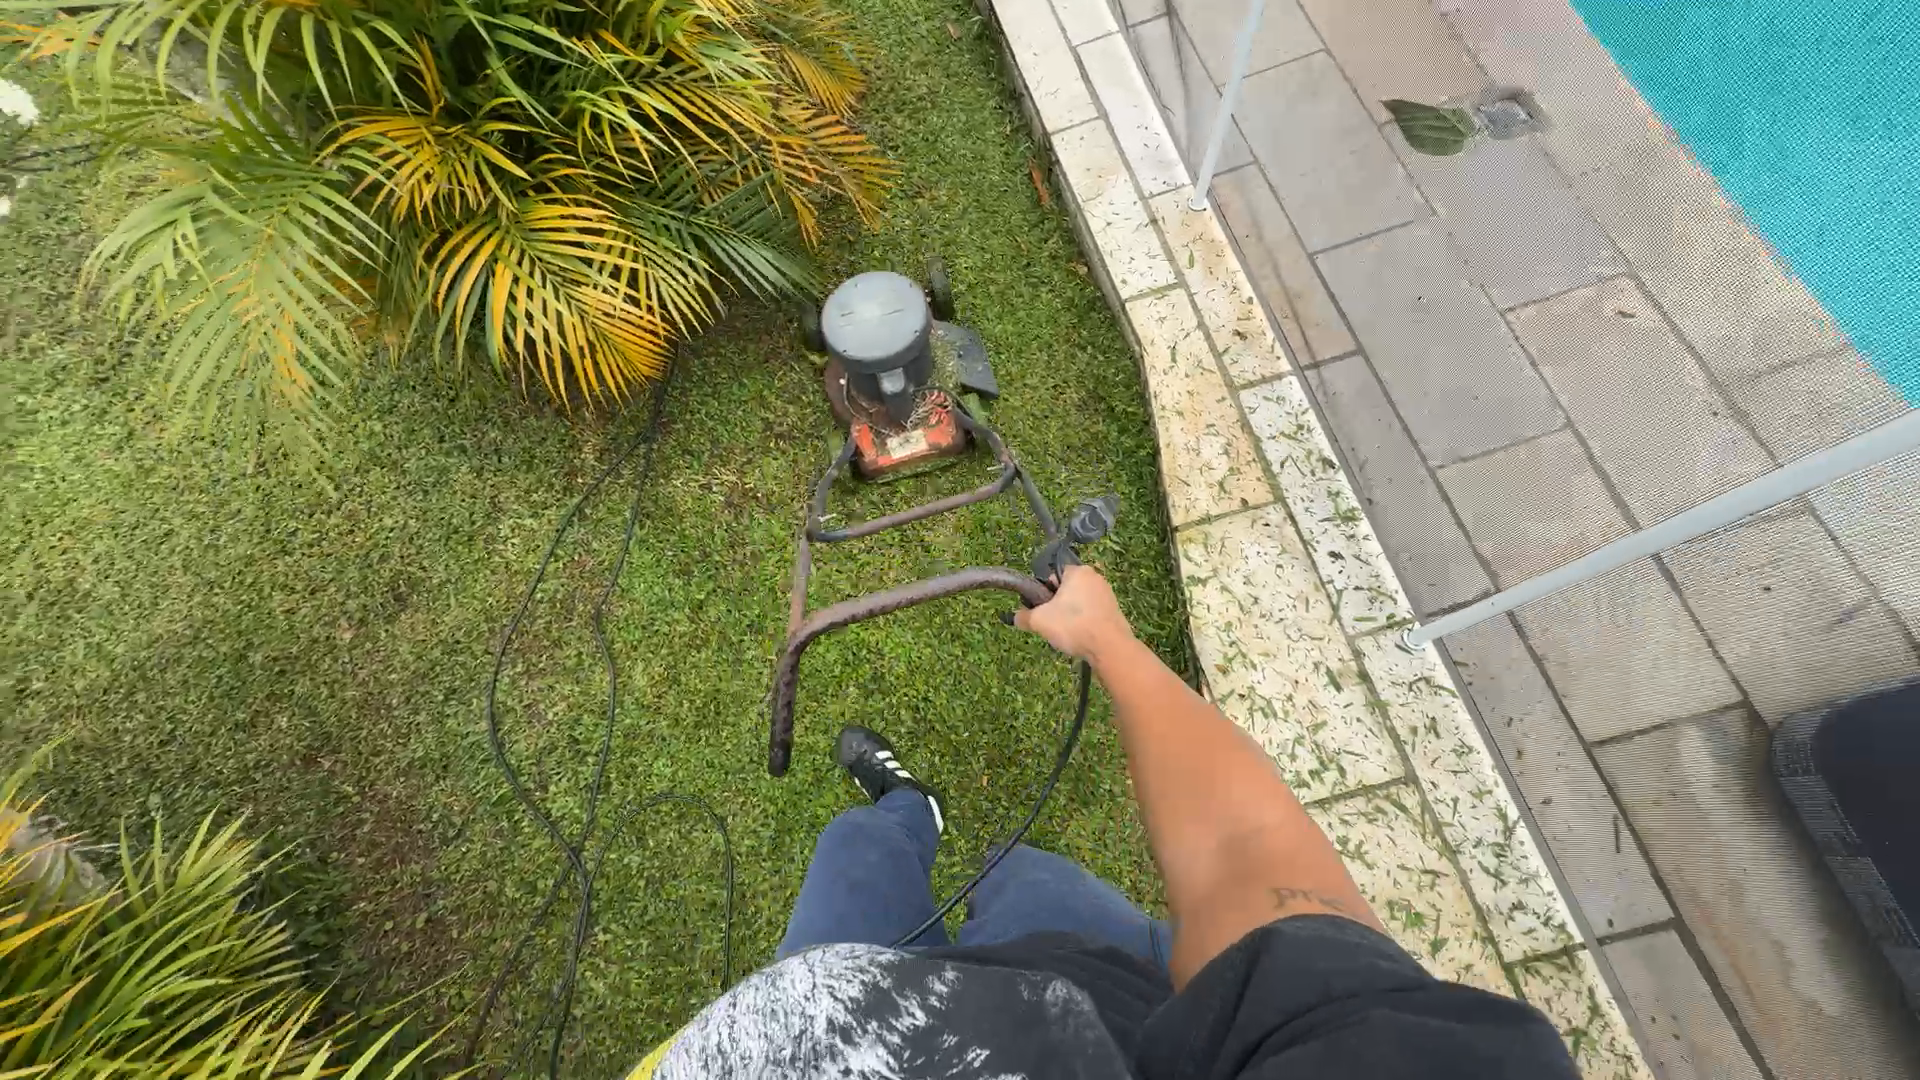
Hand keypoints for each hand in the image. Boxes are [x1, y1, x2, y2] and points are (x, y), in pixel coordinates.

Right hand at [1014, 565, 1134, 664]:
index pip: (1053, 575)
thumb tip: (1016, 617)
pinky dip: (1084, 622)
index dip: (1043, 592)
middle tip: (1052, 623)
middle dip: (1057, 605)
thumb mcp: (1039, 621)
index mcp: (1078, 571)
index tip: (1041, 609)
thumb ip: (1023, 617)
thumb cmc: (1073, 625)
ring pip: (1079, 602)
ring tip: (1067, 633)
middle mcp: (1095, 577)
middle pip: (1067, 589)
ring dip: (1070, 614)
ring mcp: (1108, 593)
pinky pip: (1092, 612)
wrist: (1109, 647)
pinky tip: (1081, 636)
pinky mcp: (1115, 610)